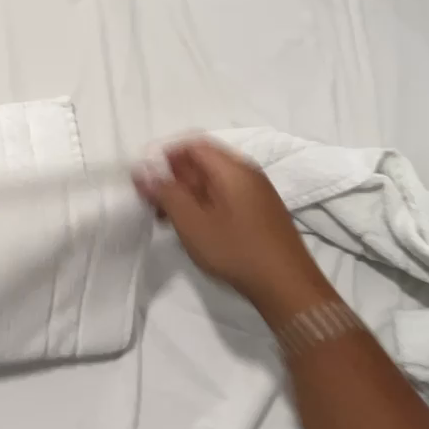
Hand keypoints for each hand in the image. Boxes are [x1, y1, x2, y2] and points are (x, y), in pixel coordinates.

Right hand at [134, 136, 335, 322]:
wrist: (285, 285)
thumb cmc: (235, 250)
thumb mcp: (191, 222)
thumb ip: (165, 192)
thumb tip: (143, 170)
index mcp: (232, 169)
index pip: (192, 144)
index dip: (164, 155)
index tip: (144, 178)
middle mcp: (247, 173)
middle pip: (202, 161)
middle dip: (172, 177)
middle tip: (151, 203)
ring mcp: (256, 192)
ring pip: (212, 180)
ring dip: (185, 193)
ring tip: (167, 219)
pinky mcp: (258, 211)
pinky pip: (224, 195)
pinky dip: (202, 204)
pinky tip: (192, 227)